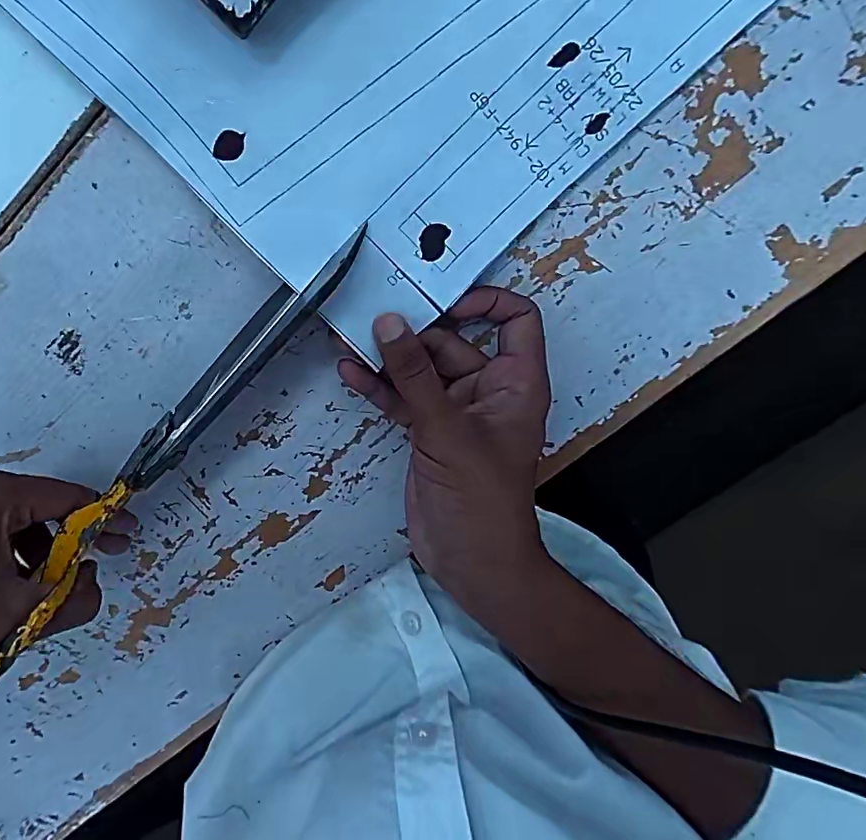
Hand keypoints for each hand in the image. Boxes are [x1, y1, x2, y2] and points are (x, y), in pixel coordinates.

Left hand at [0, 467, 134, 729]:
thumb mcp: (13, 618)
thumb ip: (70, 595)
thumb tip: (94, 582)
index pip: (62, 498)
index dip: (101, 520)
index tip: (127, 536)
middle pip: (36, 509)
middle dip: (64, 547)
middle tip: (86, 579)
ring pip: (11, 523)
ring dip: (34, 558)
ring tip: (36, 603)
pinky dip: (5, 558)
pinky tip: (5, 597)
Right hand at [338, 287, 551, 619]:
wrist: (471, 562)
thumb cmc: (481, 499)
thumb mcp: (447, 429)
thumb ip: (415, 375)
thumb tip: (390, 323)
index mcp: (514, 383)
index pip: (516, 321)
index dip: (485, 302)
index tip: (442, 302)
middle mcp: (485, 390)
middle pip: (450, 342)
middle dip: (411, 334)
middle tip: (371, 320)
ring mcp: (453, 411)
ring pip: (419, 370)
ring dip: (387, 359)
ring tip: (349, 340)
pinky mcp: (427, 430)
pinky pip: (401, 396)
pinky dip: (379, 386)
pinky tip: (352, 373)